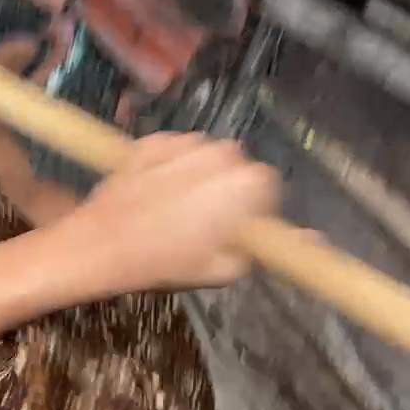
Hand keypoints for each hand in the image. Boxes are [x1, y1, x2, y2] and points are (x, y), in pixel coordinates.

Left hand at [42, 133, 278, 293]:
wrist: (98, 246)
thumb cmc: (162, 263)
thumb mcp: (223, 269)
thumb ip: (269, 251)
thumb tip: (311, 239)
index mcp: (249, 182)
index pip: (269, 192)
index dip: (251, 215)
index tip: (230, 233)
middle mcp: (224, 152)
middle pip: (237, 172)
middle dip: (224, 195)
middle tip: (196, 228)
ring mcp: (186, 141)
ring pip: (204, 160)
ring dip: (195, 181)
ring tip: (168, 215)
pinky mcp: (153, 140)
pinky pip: (172, 154)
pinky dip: (167, 171)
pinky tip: (150, 198)